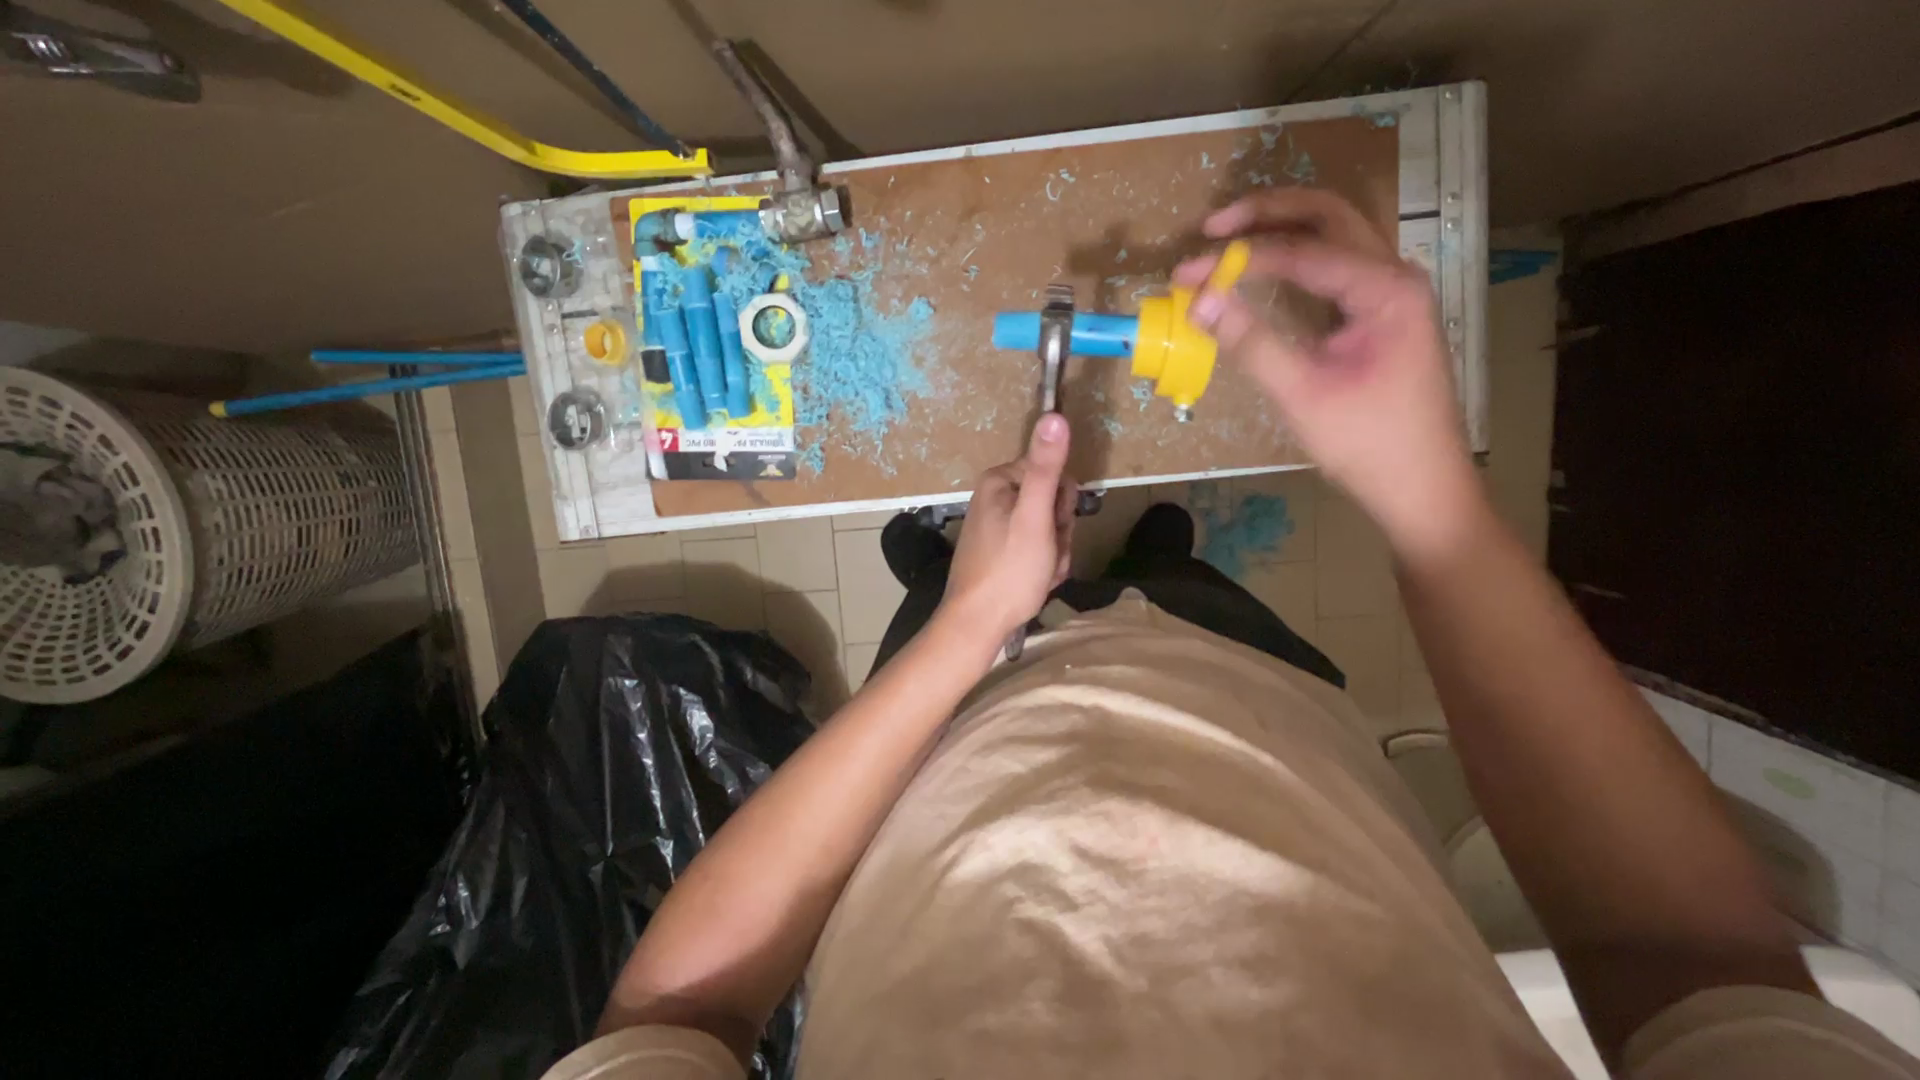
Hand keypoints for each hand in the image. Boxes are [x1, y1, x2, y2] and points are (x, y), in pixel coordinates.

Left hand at [938, 414, 1075, 642]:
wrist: (977, 623)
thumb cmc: (1008, 570)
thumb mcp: (1035, 517)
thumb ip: (1047, 468)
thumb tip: (1054, 415)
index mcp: (998, 481)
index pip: (1055, 476)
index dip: (1062, 508)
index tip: (1052, 530)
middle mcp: (994, 497)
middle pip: (1052, 503)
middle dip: (1059, 534)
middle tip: (1046, 557)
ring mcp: (996, 526)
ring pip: (1049, 530)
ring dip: (1054, 554)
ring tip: (1040, 573)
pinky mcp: (999, 551)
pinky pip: (1036, 549)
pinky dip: (1042, 566)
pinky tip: (1034, 582)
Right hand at [1173, 189, 1485, 559]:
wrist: (1424, 488)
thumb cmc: (1369, 444)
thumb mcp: (1303, 394)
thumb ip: (1251, 341)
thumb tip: (1198, 301)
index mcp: (1385, 289)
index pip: (1300, 252)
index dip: (1238, 258)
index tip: (1186, 274)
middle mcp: (1394, 277)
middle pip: (1327, 217)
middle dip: (1267, 213)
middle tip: (1212, 226)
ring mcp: (1391, 294)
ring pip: (1334, 236)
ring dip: (1283, 229)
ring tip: (1231, 238)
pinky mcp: (1382, 316)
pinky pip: (1336, 267)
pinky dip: (1297, 259)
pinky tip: (1264, 272)